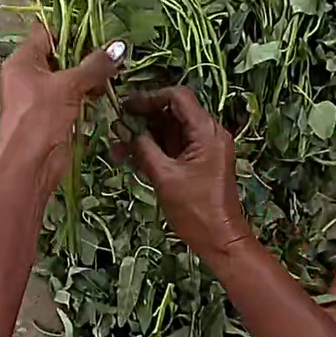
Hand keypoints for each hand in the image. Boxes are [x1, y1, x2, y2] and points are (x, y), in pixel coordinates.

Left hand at [0, 24, 122, 189]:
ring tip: (114, 73)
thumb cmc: (39, 118)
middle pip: (61, 55)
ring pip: (71, 77)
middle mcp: (30, 75)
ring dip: (91, 76)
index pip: (46, 32)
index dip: (71, 29)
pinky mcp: (55, 114)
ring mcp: (42, 96)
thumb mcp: (68, 85)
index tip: (98, 31)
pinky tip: (105, 93)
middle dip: (87, 54)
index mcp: (23, 60)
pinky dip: (89, 93)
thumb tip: (119, 47)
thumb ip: (94, 66)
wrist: (30, 163)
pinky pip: (74, 96)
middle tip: (113, 54)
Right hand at [119, 87, 254, 259]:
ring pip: (170, 131)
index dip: (150, 97)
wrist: (219, 239)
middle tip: (116, 122)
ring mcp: (204, 149)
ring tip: (115, 141)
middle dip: (143, 116)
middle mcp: (208, 134)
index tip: (126, 106)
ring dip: (144, 134)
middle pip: (173, 112)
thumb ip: (144, 148)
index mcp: (207, 130)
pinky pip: (173, 147)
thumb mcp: (165, 176)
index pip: (178, 97)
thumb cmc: (195, 208)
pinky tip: (127, 155)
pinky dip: (153, 149)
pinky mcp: (197, 163)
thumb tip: (124, 129)